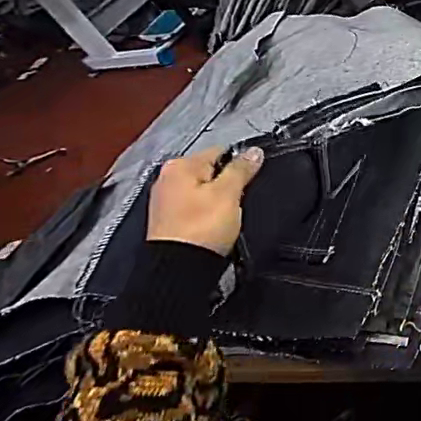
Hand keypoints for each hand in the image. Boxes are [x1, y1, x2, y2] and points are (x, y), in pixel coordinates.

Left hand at [147, 146, 262, 255]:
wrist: (178, 269)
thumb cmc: (204, 225)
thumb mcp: (228, 194)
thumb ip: (241, 170)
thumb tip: (255, 151)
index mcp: (180, 166)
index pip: (220, 152)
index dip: (240, 164)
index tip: (251, 182)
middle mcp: (167, 177)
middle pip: (210, 171)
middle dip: (228, 182)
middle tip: (242, 199)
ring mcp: (165, 200)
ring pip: (203, 190)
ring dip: (218, 199)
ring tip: (231, 213)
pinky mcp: (168, 220)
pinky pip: (195, 206)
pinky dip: (207, 212)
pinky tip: (216, 223)